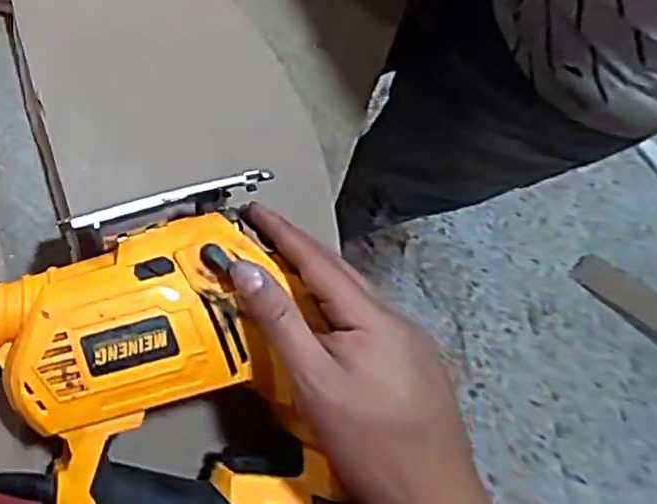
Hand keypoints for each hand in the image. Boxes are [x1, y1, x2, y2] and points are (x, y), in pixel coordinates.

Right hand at [228, 205, 486, 503]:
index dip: (281, 231)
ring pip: (351, 293)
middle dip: (296, 246)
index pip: (318, 260)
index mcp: (376, 322)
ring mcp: (410, 348)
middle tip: (259, 229)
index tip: (254, 210)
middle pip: (338, 271)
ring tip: (278, 262)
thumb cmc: (373, 446)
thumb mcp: (312, 379)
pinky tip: (313, 310)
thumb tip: (245, 270)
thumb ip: (277, 318)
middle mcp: (399, 326)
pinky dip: (328, 299)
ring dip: (312, 273)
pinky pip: (361, 315)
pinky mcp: (411, 368)